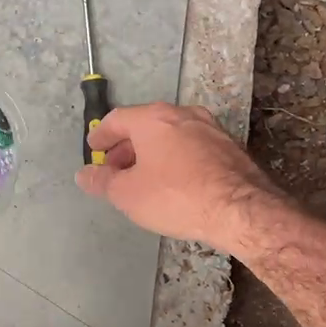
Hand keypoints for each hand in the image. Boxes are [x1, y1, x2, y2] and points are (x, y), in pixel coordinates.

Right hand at [74, 103, 287, 253]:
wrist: (241, 211)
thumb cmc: (175, 196)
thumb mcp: (126, 194)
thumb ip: (101, 181)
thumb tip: (84, 174)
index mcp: (153, 119)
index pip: (117, 119)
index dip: (101, 135)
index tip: (94, 149)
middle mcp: (183, 115)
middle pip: (145, 125)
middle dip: (126, 146)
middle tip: (115, 168)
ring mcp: (211, 129)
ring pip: (171, 135)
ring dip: (152, 152)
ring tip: (143, 177)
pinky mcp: (230, 148)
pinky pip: (192, 147)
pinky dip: (176, 158)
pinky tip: (174, 182)